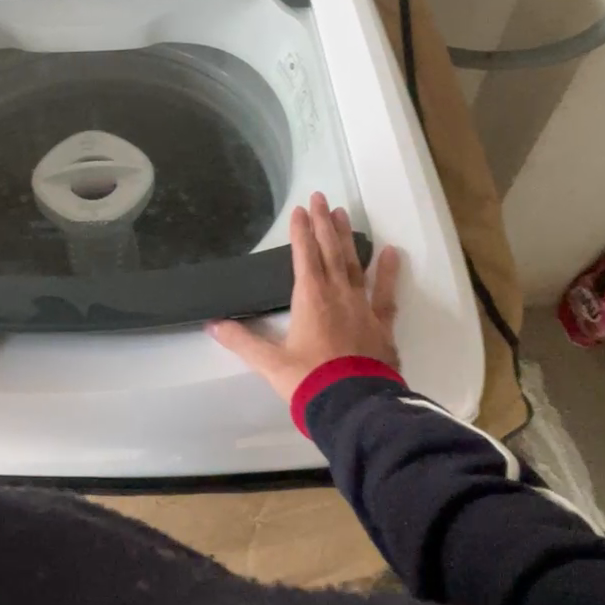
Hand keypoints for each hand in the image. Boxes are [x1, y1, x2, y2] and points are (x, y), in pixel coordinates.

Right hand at [207, 192, 400, 400]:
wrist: (355, 407)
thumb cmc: (309, 381)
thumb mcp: (270, 364)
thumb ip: (242, 342)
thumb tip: (212, 325)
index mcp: (310, 298)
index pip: (303, 256)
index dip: (301, 231)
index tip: (300, 209)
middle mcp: (337, 295)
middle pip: (329, 251)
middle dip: (323, 223)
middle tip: (322, 197)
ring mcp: (363, 307)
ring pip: (355, 265)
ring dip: (348, 239)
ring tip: (345, 214)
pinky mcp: (382, 325)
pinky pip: (386, 293)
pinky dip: (388, 272)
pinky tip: (392, 253)